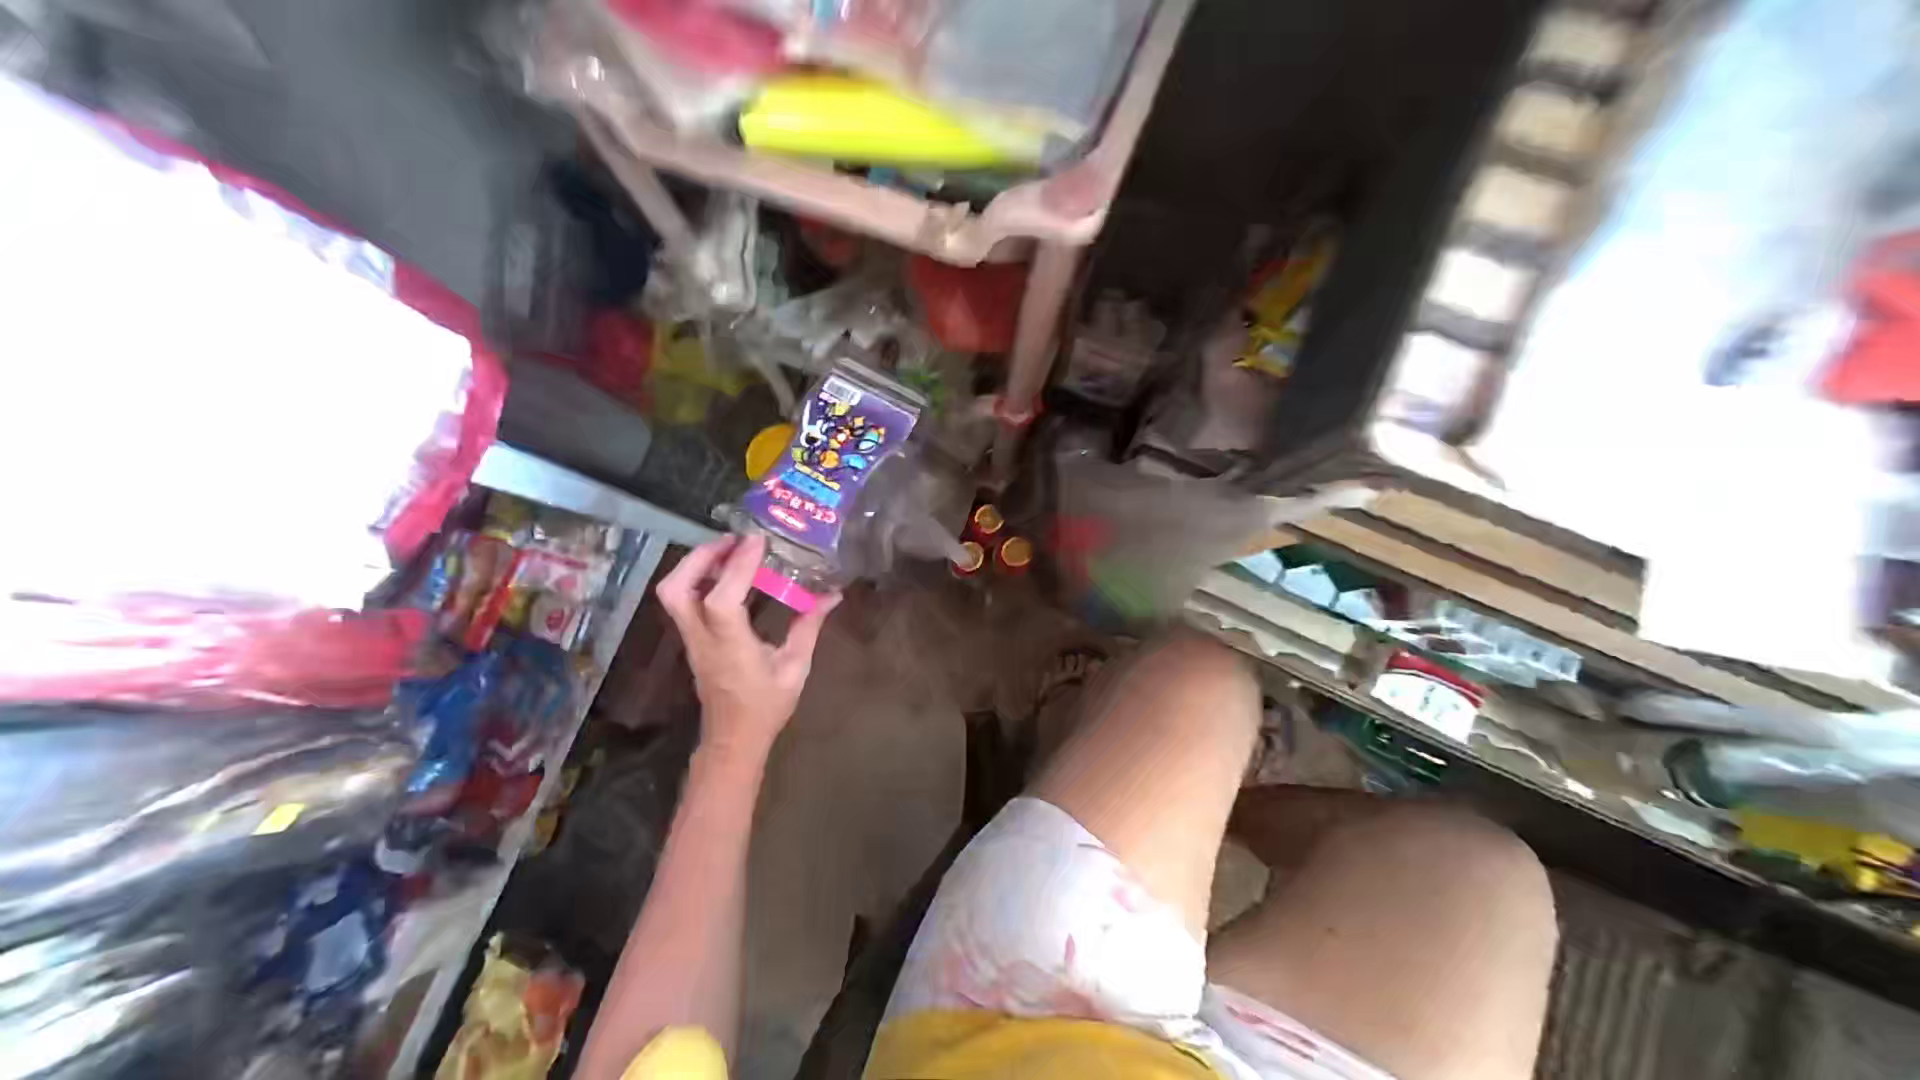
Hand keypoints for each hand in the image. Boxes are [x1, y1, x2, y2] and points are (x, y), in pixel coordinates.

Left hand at [655, 534, 838, 756]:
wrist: (734, 739)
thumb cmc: (766, 706)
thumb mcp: (796, 668)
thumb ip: (809, 627)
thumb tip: (831, 594)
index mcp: (730, 647)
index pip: (721, 600)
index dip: (736, 567)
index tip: (756, 541)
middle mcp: (703, 639)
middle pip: (677, 590)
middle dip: (701, 557)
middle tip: (733, 540)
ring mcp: (691, 640)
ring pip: (673, 594)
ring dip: (695, 564)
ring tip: (729, 550)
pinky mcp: (692, 640)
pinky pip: (683, 602)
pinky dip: (698, 578)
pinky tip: (726, 572)